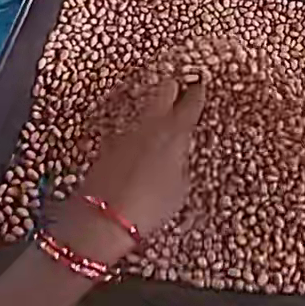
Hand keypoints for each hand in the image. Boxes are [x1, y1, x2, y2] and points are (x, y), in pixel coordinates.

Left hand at [53, 79, 205, 263]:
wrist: (103, 218)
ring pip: (146, 110)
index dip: (197, 93)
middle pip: (164, 90)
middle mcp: (151, 125)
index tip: (201, 87)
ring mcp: (127, 132)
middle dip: (173, 88)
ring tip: (163, 120)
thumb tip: (179, 155)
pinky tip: (142, 145)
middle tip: (181, 89)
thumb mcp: (180, 188)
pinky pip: (131, 130)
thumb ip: (182, 163)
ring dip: (155, 111)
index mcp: (175, 132)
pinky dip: (139, 133)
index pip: (191, 102)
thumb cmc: (150, 205)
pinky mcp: (109, 145)